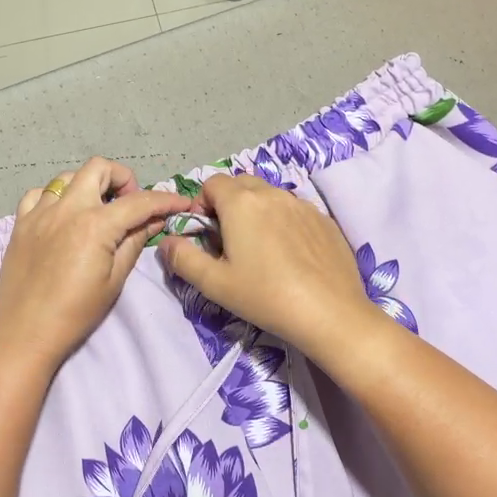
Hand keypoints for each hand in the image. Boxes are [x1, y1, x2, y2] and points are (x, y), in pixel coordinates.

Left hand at [0, 157, 194, 368]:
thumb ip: (134, 243)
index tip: (181, 203)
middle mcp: (66, 208)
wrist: (25, 333)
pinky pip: (38, 195)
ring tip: (96, 210)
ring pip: (67, 177)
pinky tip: (62, 217)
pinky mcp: (20, 224)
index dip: (165, 200)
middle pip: (98, 168)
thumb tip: (154, 221)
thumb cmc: (76, 313)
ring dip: (88, 185)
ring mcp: (39, 213)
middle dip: (122, 179)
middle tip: (130, 205)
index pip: (138, 202)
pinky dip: (55, 198)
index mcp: (95, 224)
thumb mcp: (114, 281)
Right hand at [157, 174, 381, 361]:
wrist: (330, 313)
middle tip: (230, 241)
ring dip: (257, 213)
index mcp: (241, 203)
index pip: (212, 183)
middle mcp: (272, 194)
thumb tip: (165, 242)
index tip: (206, 235)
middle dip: (229, 204)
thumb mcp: (214, 283)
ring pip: (270, 197)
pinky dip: (284, 223)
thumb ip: (183, 258)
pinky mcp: (325, 220)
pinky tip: (290, 257)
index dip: (202, 204)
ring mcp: (302, 205)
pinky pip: (295, 211)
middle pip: (242, 184)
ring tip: (261, 251)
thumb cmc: (265, 296)